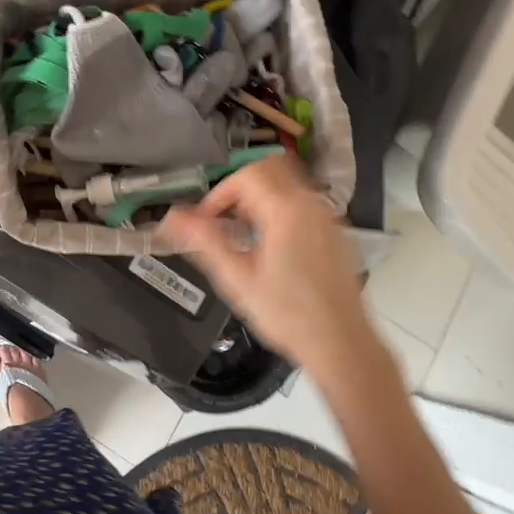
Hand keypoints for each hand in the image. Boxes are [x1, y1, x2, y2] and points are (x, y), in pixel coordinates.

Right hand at [161, 155, 376, 380]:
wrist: (342, 344)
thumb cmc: (288, 315)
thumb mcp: (237, 280)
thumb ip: (204, 241)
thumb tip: (172, 217)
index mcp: (285, 210)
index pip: (245, 175)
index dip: (218, 193)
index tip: (205, 220)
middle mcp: (310, 204)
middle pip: (268, 169)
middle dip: (239, 187)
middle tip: (222, 218)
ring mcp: (327, 216)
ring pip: (288, 183)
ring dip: (260, 196)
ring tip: (242, 231)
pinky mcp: (335, 232)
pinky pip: (303, 202)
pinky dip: (281, 207)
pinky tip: (270, 244)